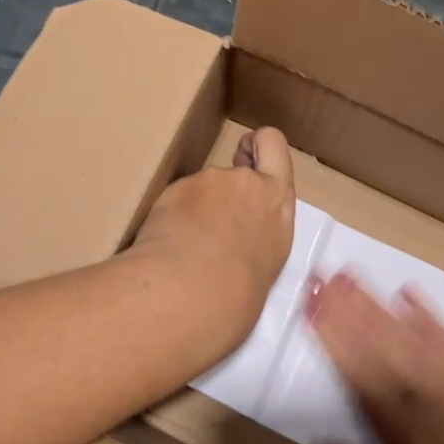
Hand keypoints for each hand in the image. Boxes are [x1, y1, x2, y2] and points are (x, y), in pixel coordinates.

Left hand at [129, 127, 295, 327]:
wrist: (189, 296)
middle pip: (235, 174)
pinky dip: (172, 218)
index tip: (248, 160)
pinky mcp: (174, 190)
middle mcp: (246, 182)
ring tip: (186, 250)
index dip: (258, 147)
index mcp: (278, 203)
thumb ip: (259, 238)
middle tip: (211, 230)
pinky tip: (166, 248)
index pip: (274, 144)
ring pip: (202, 189)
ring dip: (196, 210)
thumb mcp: (268, 265)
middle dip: (223, 194)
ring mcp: (208, 181)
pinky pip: (175, 201)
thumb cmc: (238, 299)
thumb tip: (240, 249)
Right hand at [305, 271, 443, 443]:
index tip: (310, 308)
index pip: (358, 373)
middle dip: (346, 309)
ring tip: (351, 275)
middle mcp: (429, 395)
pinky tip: (407, 292)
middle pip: (379, 344)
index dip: (332, 338)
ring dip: (377, 303)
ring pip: (409, 334)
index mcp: (405, 430)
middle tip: (320, 277)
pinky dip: (428, 314)